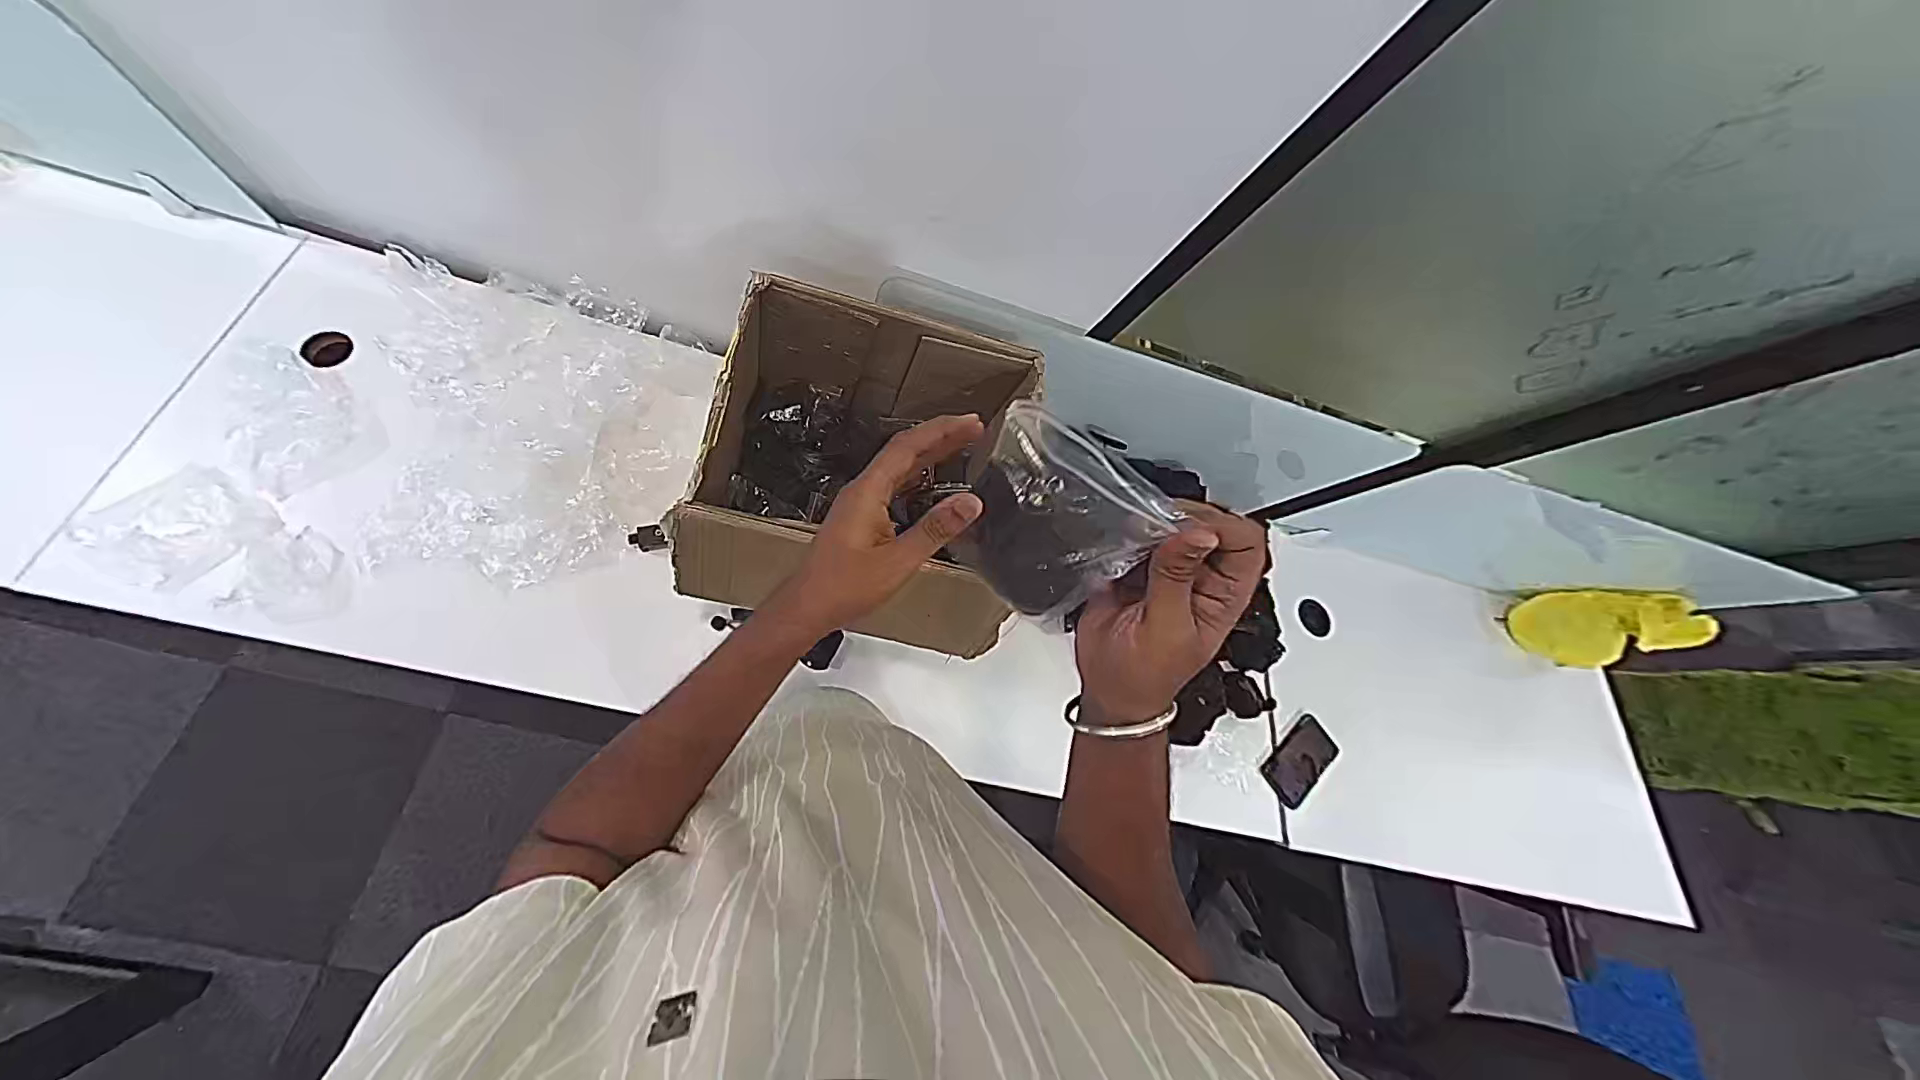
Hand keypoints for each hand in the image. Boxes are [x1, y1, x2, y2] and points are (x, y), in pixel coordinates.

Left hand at [762, 414, 985, 637]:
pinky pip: (893, 486)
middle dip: (941, 436)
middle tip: (973, 429)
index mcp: (867, 492)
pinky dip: (919, 477)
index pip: (908, 447)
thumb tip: (969, 503)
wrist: (808, 606)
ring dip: (930, 455)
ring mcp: (860, 503)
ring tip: (959, 448)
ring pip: (899, 467)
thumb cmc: (841, 586)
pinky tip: (932, 485)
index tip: (970, 423)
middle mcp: (862, 491)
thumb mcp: (898, 560)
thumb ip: (935, 529)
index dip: (942, 431)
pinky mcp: (861, 517)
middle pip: (904, 451)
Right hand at [1074, 502, 1266, 725]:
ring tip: (1136, 533)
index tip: (1192, 529)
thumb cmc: (1144, 676)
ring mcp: (1169, 571)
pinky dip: (1130, 532)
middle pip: (1211, 526)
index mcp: (1224, 595)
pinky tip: (1121, 543)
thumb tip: (1199, 535)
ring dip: (1155, 523)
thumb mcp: (1166, 629)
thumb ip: (1177, 578)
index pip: (1246, 543)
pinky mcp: (1136, 567)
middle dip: (1186, 519)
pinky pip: (1140, 536)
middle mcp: (1201, 578)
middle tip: (1159, 524)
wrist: (1108, 689)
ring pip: (1175, 526)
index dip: (1224, 527)